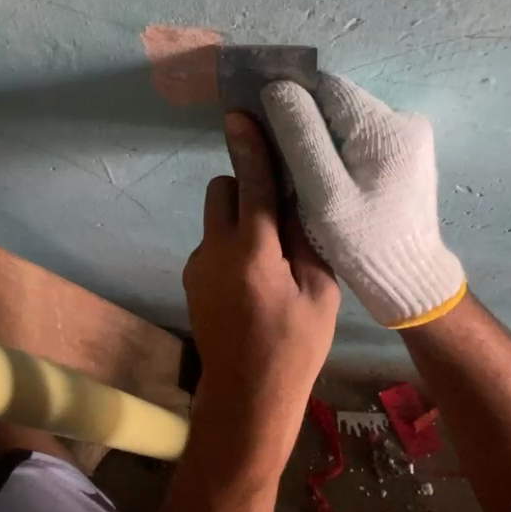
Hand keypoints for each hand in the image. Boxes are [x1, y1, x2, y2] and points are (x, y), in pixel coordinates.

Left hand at [181, 112, 340, 478]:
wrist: (245, 397)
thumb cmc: (294, 349)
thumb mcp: (319, 295)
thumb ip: (308, 241)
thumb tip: (297, 199)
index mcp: (253, 252)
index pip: (253, 185)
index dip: (250, 147)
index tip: (240, 114)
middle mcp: (215, 249)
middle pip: (223, 190)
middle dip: (247, 186)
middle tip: (278, 211)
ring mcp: (197, 263)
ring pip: (217, 217)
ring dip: (241, 218)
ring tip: (271, 257)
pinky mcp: (191, 276)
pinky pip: (213, 242)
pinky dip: (232, 244)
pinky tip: (253, 279)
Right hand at [261, 73, 466, 328]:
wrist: (409, 280)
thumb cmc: (363, 240)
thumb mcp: (323, 192)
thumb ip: (299, 135)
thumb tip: (276, 87)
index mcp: (385, 125)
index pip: (325, 87)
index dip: (292, 104)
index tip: (271, 136)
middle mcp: (402, 120)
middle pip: (334, 102)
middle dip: (304, 124)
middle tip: (286, 164)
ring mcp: (406, 137)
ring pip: (343, 120)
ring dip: (318, 139)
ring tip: (305, 176)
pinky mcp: (403, 154)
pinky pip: (356, 137)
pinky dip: (335, 151)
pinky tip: (327, 181)